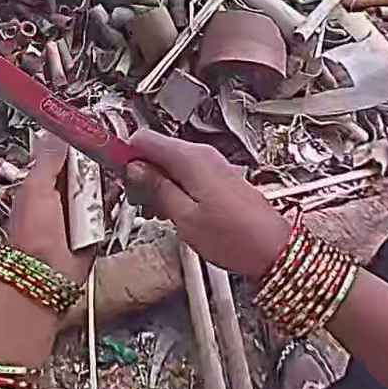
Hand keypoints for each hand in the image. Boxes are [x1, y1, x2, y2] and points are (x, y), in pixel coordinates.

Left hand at [4, 131, 98, 284]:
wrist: (49, 279)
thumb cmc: (33, 240)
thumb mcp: (36, 189)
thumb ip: (48, 158)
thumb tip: (58, 129)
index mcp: (41, 179)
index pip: (63, 148)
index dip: (79, 139)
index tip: (94, 130)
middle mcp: (61, 190)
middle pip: (86, 162)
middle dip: (96, 158)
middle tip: (104, 153)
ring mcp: (79, 206)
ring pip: (100, 180)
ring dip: (106, 178)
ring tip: (109, 175)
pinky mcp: (96, 221)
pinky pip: (110, 201)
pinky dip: (113, 197)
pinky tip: (115, 193)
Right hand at [124, 130, 291, 278]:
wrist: (273, 250)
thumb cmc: (233, 237)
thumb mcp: (184, 217)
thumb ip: (157, 189)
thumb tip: (134, 169)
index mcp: (191, 158)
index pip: (145, 138)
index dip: (125, 153)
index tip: (114, 171)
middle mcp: (202, 155)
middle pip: (157, 151)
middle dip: (141, 172)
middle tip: (137, 201)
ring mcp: (212, 165)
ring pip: (170, 164)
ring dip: (157, 183)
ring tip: (156, 213)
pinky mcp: (218, 178)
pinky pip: (186, 174)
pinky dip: (174, 188)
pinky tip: (174, 213)